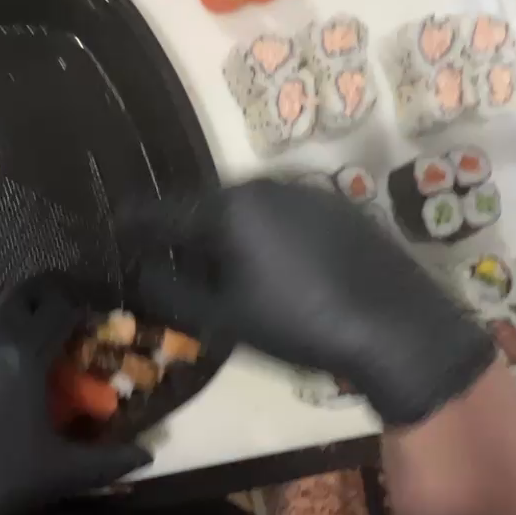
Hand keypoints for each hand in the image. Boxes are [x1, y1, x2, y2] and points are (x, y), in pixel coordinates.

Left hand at [0, 274, 150, 514]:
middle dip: (51, 295)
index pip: (61, 307)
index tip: (94, 322)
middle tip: (67, 315)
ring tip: (30, 328)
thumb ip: (105, 462)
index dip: (83, 309)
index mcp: (23, 352)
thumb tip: (148, 454)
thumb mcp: (53, 475)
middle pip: (25, 290)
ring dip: (15, 304)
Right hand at [125, 179, 494, 426]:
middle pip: (204, 205)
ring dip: (223, 231)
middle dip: (182, 230)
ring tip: (220, 266)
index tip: (116, 227)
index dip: (135, 223)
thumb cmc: (301, 325)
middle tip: (169, 259)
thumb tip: (140, 273)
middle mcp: (262, 187)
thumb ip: (172, 293)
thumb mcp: (225, 318)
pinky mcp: (334, 204)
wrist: (400, 327)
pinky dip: (260, 231)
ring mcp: (303, 191)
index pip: (164, 212)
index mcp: (229, 209)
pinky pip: (279, 211)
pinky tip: (271, 264)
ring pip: (243, 206)